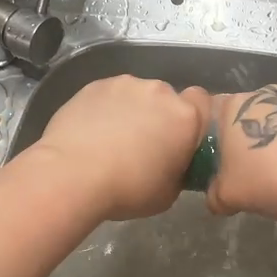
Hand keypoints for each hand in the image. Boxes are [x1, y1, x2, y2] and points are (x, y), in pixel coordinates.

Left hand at [27, 76, 211, 220]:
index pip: (203, 103)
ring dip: (132, 110)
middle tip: (143, 144)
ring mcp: (126, 84)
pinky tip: (92, 131)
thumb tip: (172, 161)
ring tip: (112, 138)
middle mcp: (160, 92)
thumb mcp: (169, 193)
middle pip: (167, 99)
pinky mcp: (95, 85)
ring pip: (137, 95)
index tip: (179, 139)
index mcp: (186, 117)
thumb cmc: (128, 189)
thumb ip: (179, 168)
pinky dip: (106, 109)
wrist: (72, 175)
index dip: (193, 119)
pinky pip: (110, 95)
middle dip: (159, 116)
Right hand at [206, 84, 276, 219]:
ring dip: (274, 143)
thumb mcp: (229, 197)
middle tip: (249, 173)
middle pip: (245, 119)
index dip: (212, 142)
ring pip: (275, 123)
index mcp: (234, 106)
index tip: (219, 165)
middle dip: (245, 143)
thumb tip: (215, 197)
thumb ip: (214, 195)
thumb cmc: (270, 178)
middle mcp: (263, 94)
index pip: (210, 116)